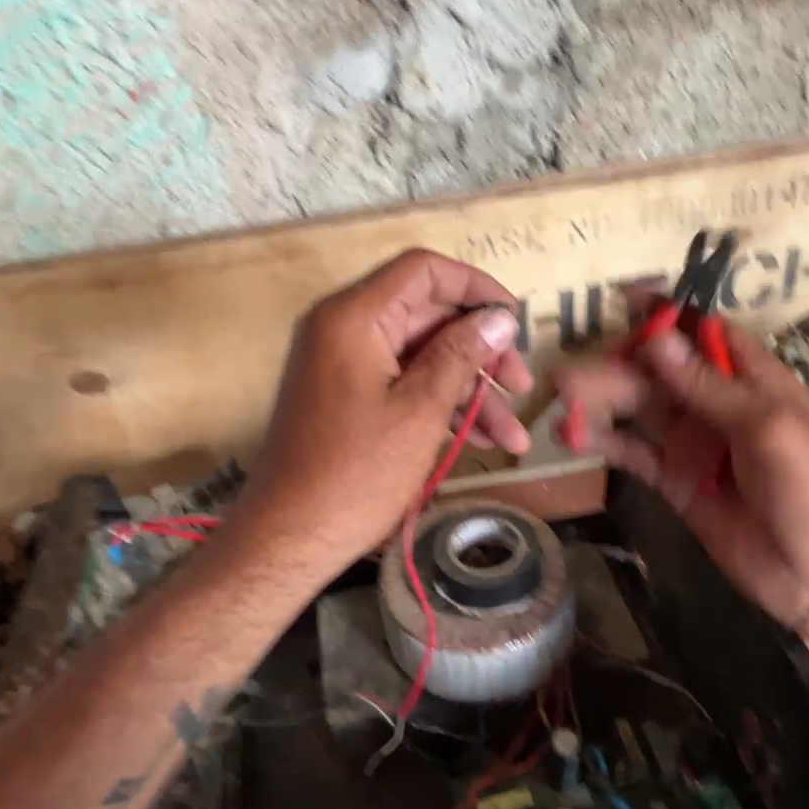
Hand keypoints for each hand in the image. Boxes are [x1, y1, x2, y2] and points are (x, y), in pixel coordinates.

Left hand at [237, 250, 534, 569]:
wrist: (286, 538)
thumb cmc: (355, 474)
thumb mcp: (420, 411)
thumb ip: (461, 355)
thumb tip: (500, 319)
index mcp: (354, 316)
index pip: (423, 270)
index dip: (475, 287)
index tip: (514, 319)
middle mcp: (343, 327)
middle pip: (426, 315)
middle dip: (480, 351)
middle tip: (522, 386)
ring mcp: (342, 363)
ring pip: (420, 355)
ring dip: (468, 388)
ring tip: (512, 436)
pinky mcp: (344, 395)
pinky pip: (399, 381)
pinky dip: (437, 403)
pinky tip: (478, 439)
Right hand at [555, 319, 808, 638]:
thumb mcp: (767, 428)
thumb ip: (707, 386)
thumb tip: (657, 337)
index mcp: (752, 380)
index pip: (704, 333)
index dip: (666, 316)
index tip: (621, 300)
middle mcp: (718, 404)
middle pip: (659, 372)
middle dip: (616, 366)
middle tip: (567, 373)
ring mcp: (695, 444)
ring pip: (640, 409)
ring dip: (601, 401)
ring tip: (561, 397)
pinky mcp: (677, 482)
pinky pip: (636, 453)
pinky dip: (605, 442)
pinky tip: (573, 435)